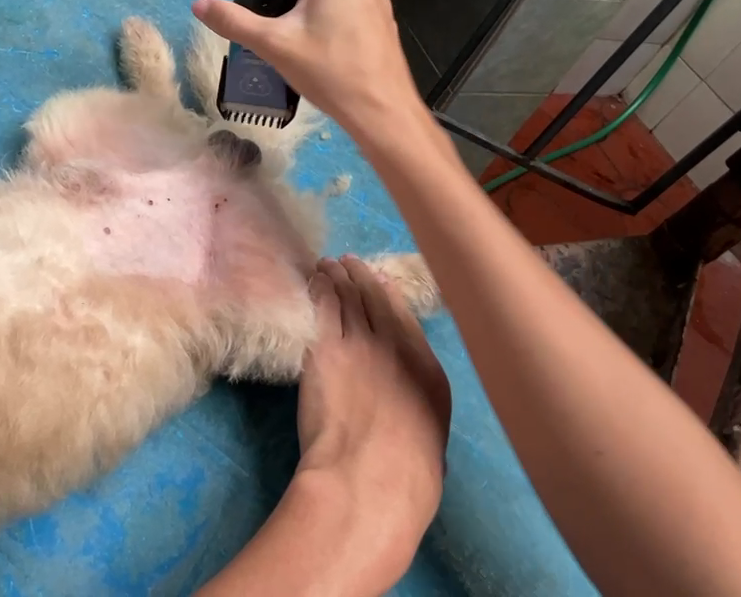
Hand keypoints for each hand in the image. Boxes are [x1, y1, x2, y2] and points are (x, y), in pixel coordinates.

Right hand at [193, 0, 425, 144]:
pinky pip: (351, 5)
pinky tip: (312, 47)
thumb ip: (234, 21)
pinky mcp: (381, 26)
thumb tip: (200, 4)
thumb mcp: (273, 44)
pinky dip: (329, 12)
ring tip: (285, 27)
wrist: (381, 111)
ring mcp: (377, 3)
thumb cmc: (330, 69)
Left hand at [294, 256, 451, 580]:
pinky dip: (317, 291)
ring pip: (345, 297)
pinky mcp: (322, 350)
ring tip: (326, 264)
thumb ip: (416, 406)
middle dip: (358, 276)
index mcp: (426, 369)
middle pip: (372, 299)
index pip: (404, 317)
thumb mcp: (429, 436)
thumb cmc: (407, 478)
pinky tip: (311, 281)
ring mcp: (357, 344)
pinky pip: (320, 310)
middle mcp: (393, 346)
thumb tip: (405, 405)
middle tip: (346, 261)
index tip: (378, 279)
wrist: (367, 480)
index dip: (387, 294)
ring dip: (334, 277)